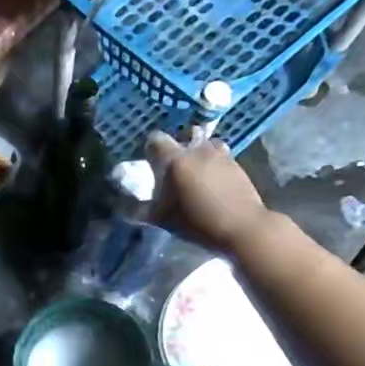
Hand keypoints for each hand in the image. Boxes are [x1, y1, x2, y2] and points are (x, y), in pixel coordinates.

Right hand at [145, 132, 272, 252]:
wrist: (241, 226)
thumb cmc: (196, 222)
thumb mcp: (161, 219)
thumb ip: (140, 209)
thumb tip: (123, 205)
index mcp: (174, 159)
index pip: (155, 139)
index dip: (151, 149)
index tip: (150, 163)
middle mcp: (197, 150)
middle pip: (182, 140)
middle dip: (176, 152)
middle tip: (173, 172)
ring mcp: (220, 155)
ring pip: (203, 146)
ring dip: (197, 155)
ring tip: (196, 174)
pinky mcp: (237, 164)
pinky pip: (220, 156)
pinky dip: (214, 164)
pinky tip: (214, 183)